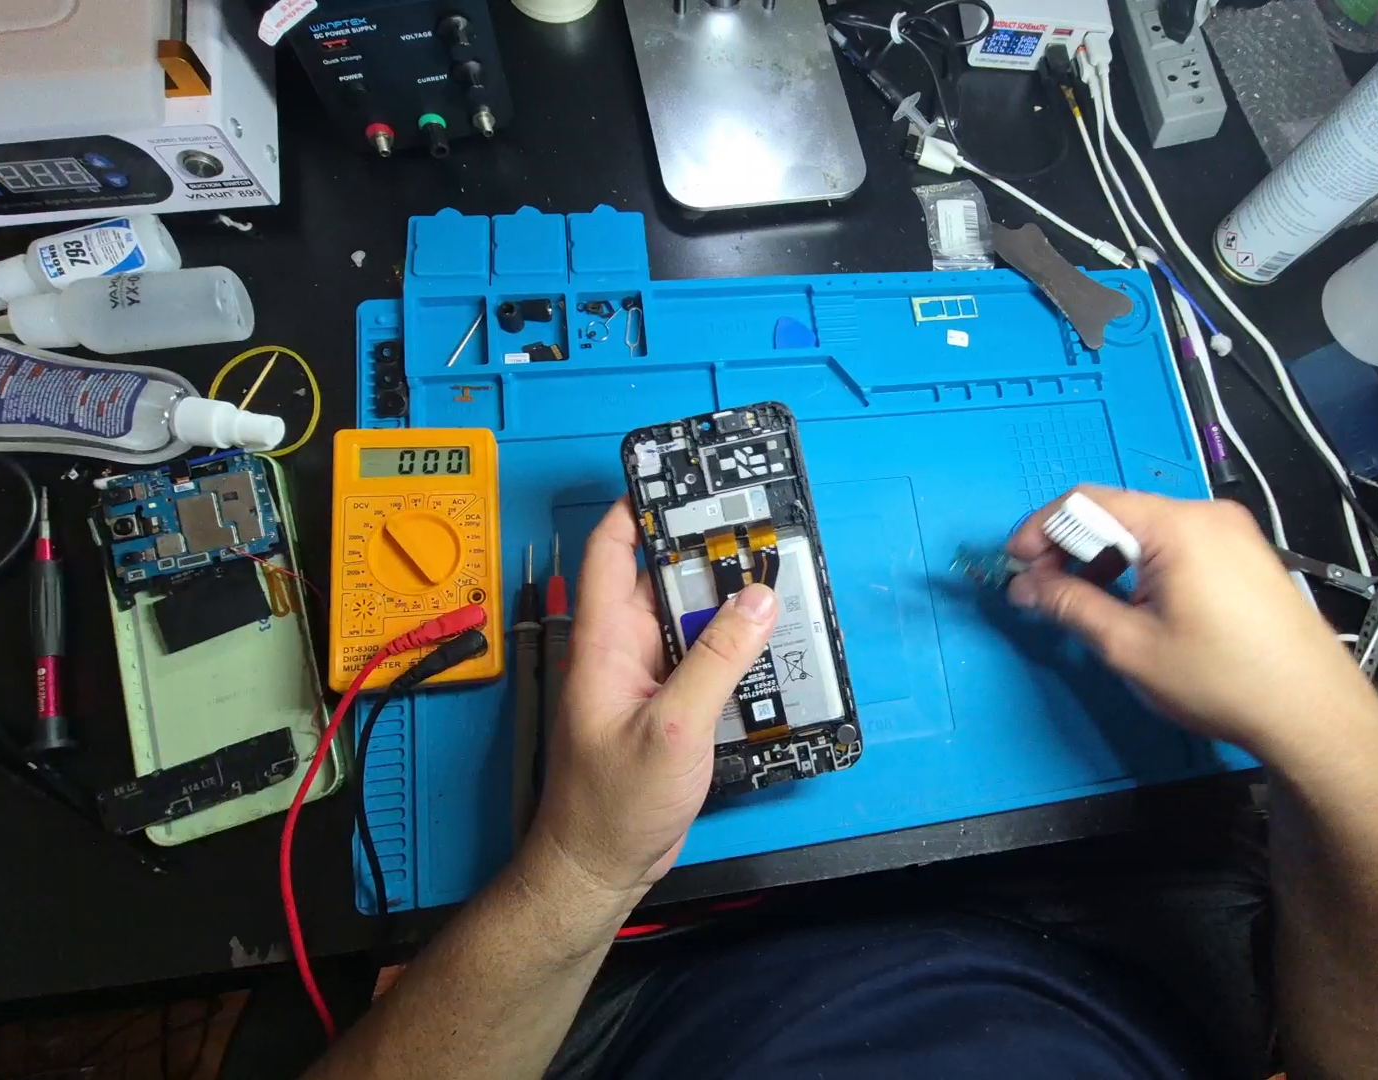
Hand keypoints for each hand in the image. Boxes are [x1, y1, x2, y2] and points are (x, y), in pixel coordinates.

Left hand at [527, 498, 778, 905]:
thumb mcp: (672, 727)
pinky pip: (705, 655)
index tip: (682, 482)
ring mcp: (650, 674)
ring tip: (775, 577)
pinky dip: (735, 643)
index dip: (639, 507)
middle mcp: (625, 646)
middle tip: (757, 530)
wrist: (603, 866)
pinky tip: (769, 639)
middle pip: (664, 577)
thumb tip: (759, 599)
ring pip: (691, 617)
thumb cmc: (614, 803)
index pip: (612, 550)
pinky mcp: (672, 700)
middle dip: (706, 551)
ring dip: (727, 600)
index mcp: (605, 639)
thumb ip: (718, 660)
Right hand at [1005, 486, 1377, 759]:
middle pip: (1114, 510)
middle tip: (1044, 588)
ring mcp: (1230, 532)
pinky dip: (1136, 563)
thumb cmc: (1221, 680)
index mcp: (1177, 526)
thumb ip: (1069, 605)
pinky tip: (1130, 600)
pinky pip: (1171, 543)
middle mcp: (1206, 515)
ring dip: (1101, 556)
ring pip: (1141, 528)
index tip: (1017, 565)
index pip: (1086, 501)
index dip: (1041, 529)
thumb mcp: (1129, 645)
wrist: (1314, 715)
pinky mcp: (1241, 554)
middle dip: (1069, 545)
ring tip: (1084, 600)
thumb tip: (1024, 587)